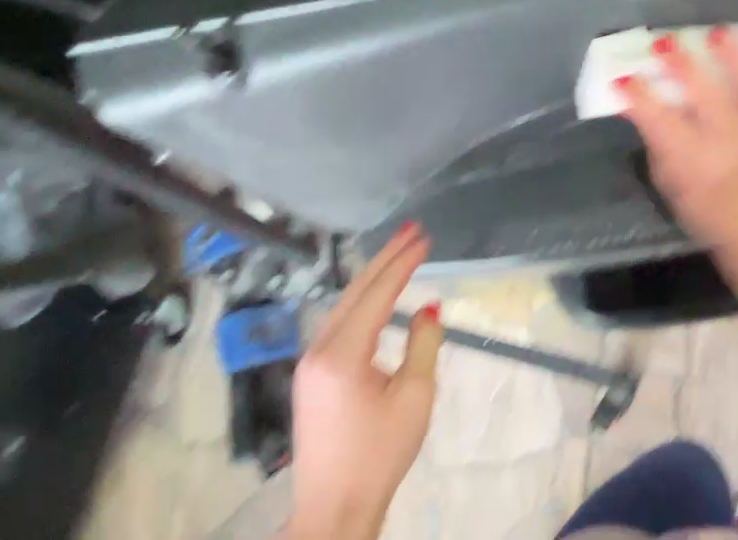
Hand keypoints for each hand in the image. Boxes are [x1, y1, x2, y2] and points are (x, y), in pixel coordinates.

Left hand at [289, 225, 442, 539]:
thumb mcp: (415, 397)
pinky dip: (362, 301)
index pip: (376, 294)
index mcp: (342, 354)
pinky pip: (338, 324)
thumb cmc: (380, 454)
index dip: (402, 264)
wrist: (334, 508)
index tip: (424, 237)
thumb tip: (427, 309)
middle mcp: (318, 350)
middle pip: (354, 292)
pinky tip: (376, 295)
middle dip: (385, 258)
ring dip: (373, 277)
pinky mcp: (311, 377)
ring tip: (399, 251)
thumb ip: (422, 345)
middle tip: (413, 228)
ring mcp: (310, 363)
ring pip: (344, 306)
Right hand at [617, 19, 737, 246]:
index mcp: (691, 158)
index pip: (659, 120)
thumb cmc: (704, 207)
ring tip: (717, 31)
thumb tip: (638, 105)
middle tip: (663, 43)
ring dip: (730, 54)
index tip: (621, 79)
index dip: (638, 97)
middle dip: (682, 66)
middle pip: (705, 95)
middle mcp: (724, 137)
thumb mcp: (667, 181)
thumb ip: (656, 140)